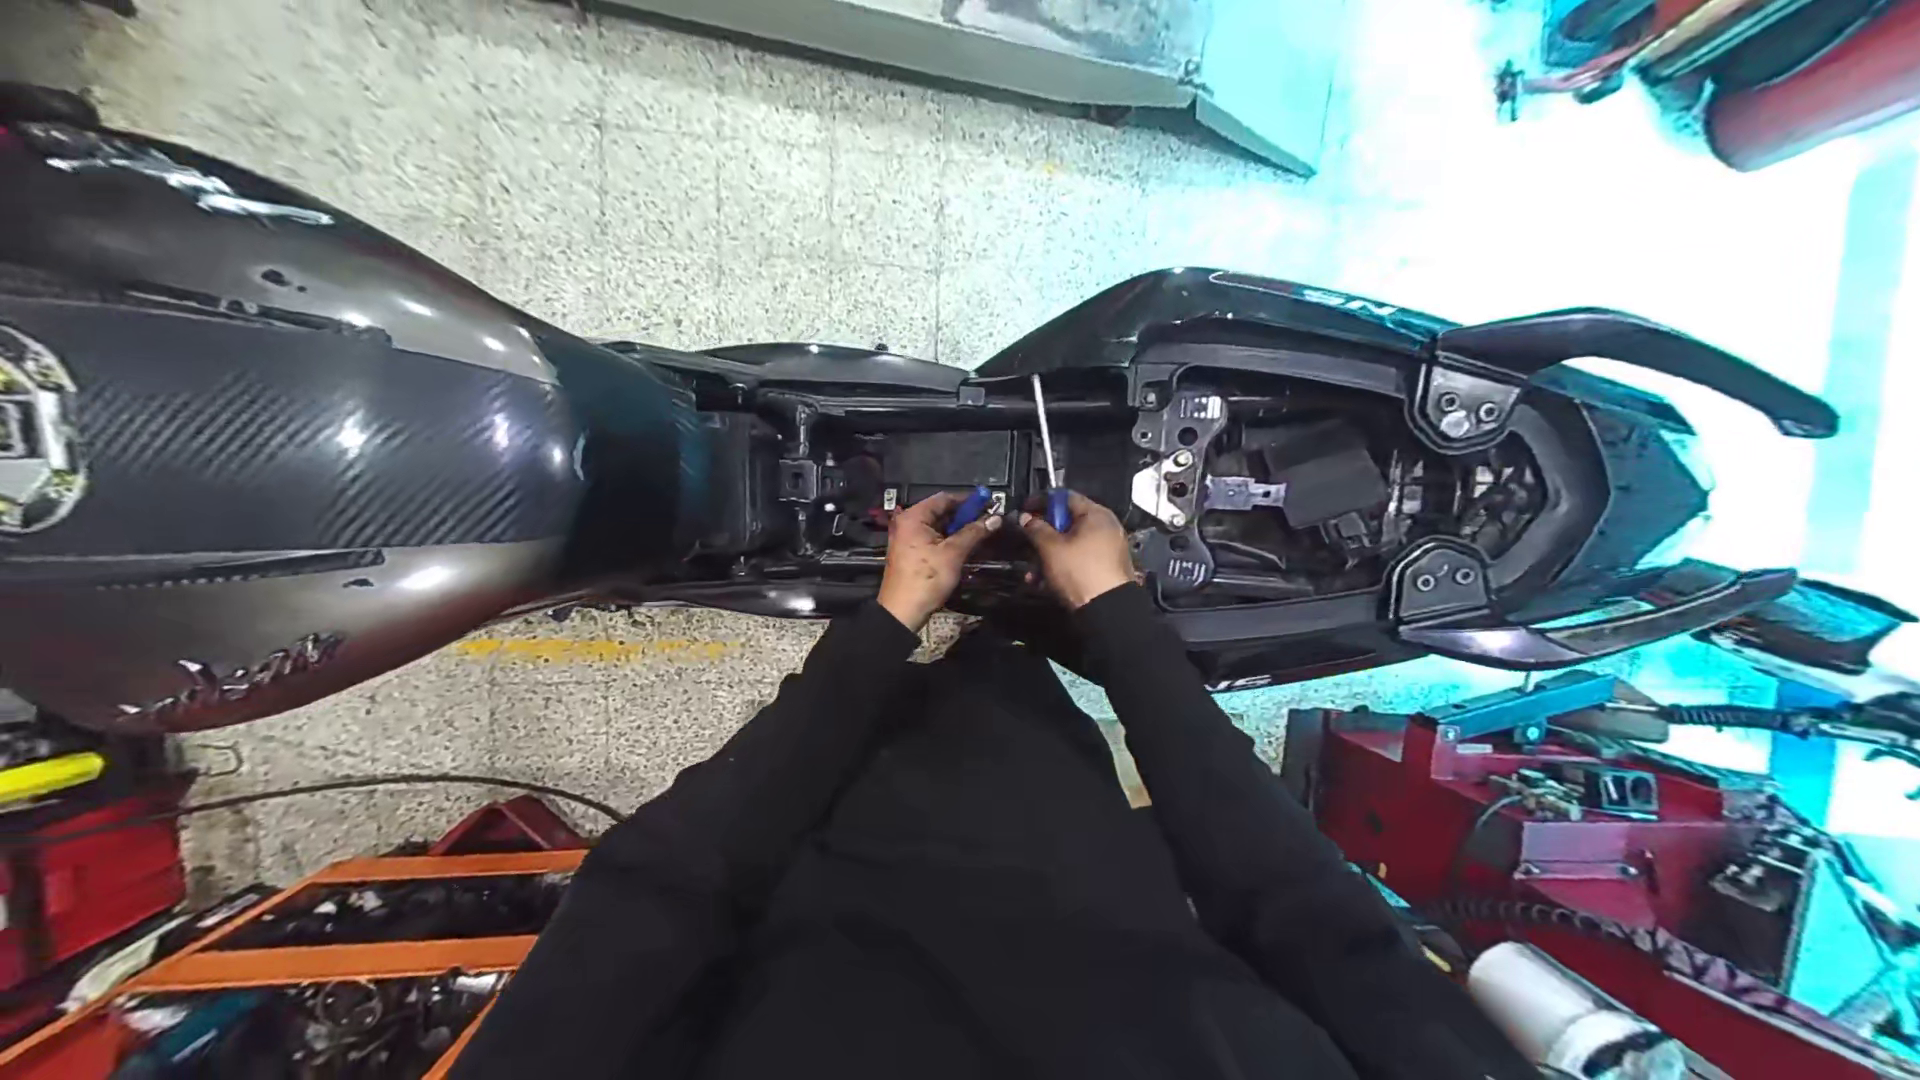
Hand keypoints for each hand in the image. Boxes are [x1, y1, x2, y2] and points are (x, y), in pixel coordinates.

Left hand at [876, 491, 1002, 631]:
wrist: (902, 612)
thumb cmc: (926, 579)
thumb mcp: (953, 554)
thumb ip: (974, 532)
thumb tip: (996, 518)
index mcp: (913, 517)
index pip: (944, 498)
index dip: (967, 500)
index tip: (988, 504)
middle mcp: (908, 523)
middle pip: (941, 512)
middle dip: (965, 516)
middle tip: (988, 520)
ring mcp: (908, 538)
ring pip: (939, 527)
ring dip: (959, 530)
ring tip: (981, 533)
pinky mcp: (912, 553)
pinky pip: (934, 539)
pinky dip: (949, 540)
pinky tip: (966, 546)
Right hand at [1018, 492, 1135, 608]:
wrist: (1106, 611)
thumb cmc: (1079, 572)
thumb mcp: (1051, 548)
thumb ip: (1035, 528)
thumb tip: (1025, 518)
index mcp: (1096, 515)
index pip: (1065, 497)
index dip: (1041, 501)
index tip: (1024, 510)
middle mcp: (1105, 528)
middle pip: (1067, 522)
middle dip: (1042, 534)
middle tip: (1026, 542)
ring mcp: (1106, 549)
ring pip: (1069, 544)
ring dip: (1047, 555)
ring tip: (1032, 572)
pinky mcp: (1104, 569)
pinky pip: (1077, 560)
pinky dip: (1060, 566)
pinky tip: (1044, 582)